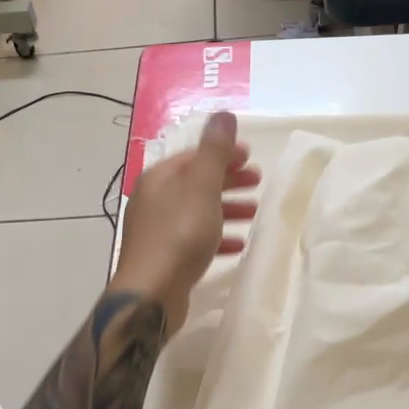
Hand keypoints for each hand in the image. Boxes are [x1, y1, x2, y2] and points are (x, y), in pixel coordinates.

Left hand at [110, 111, 259, 331]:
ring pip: (197, 211)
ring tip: (253, 213)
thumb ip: (215, 152)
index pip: (195, 156)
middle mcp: (153, 200)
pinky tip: (237, 245)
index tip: (252, 158)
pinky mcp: (163, 257)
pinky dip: (216, 237)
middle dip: (228, 180)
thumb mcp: (202, 189)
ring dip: (226, 208)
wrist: (151, 293)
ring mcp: (156, 230)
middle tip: (258, 182)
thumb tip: (224, 114)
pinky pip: (194, 238)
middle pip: (196, 182)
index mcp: (159, 178)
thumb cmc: (179, 237)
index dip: (224, 154)